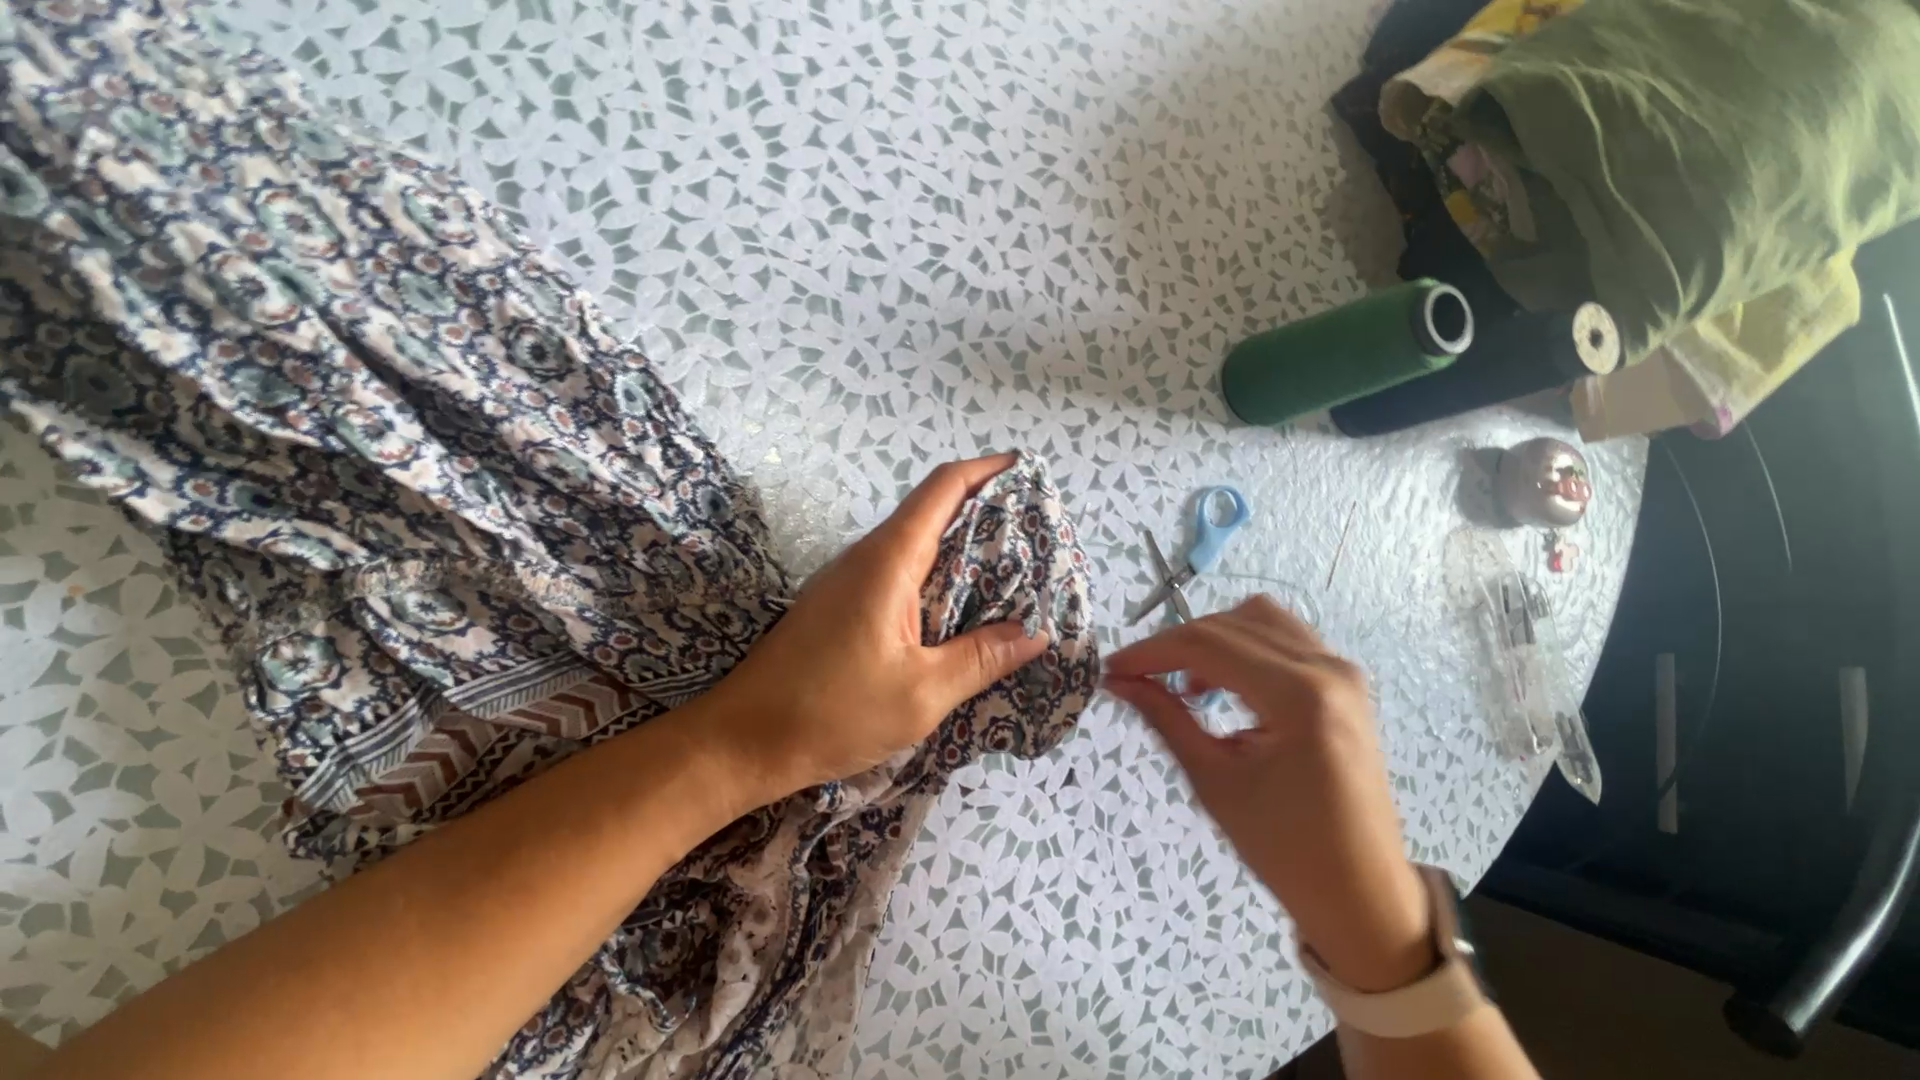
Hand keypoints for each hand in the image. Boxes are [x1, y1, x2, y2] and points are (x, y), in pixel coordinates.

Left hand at [700, 453, 1049, 806]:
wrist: (742, 741)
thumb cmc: (831, 712)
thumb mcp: (921, 694)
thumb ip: (981, 658)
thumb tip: (1034, 633)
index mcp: (889, 561)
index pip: (943, 488)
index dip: (988, 471)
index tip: (1028, 471)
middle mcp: (868, 557)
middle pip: (934, 511)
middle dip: (987, 513)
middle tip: (1039, 535)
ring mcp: (851, 581)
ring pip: (918, 546)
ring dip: (965, 551)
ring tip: (1015, 572)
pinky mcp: (842, 607)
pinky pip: (902, 576)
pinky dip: (940, 580)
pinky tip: (964, 611)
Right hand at [1105, 597, 1434, 991]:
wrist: (1361, 891)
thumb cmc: (1284, 848)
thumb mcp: (1214, 781)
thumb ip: (1166, 718)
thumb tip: (1119, 681)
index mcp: (1299, 695)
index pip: (1208, 645)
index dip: (1152, 652)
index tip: (1111, 669)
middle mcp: (1327, 668)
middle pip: (1231, 624)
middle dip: (1176, 644)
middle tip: (1137, 676)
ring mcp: (1342, 671)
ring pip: (1260, 619)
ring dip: (1212, 640)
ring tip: (1183, 682)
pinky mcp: (1345, 682)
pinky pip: (1284, 638)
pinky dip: (1243, 648)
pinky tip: (1220, 685)